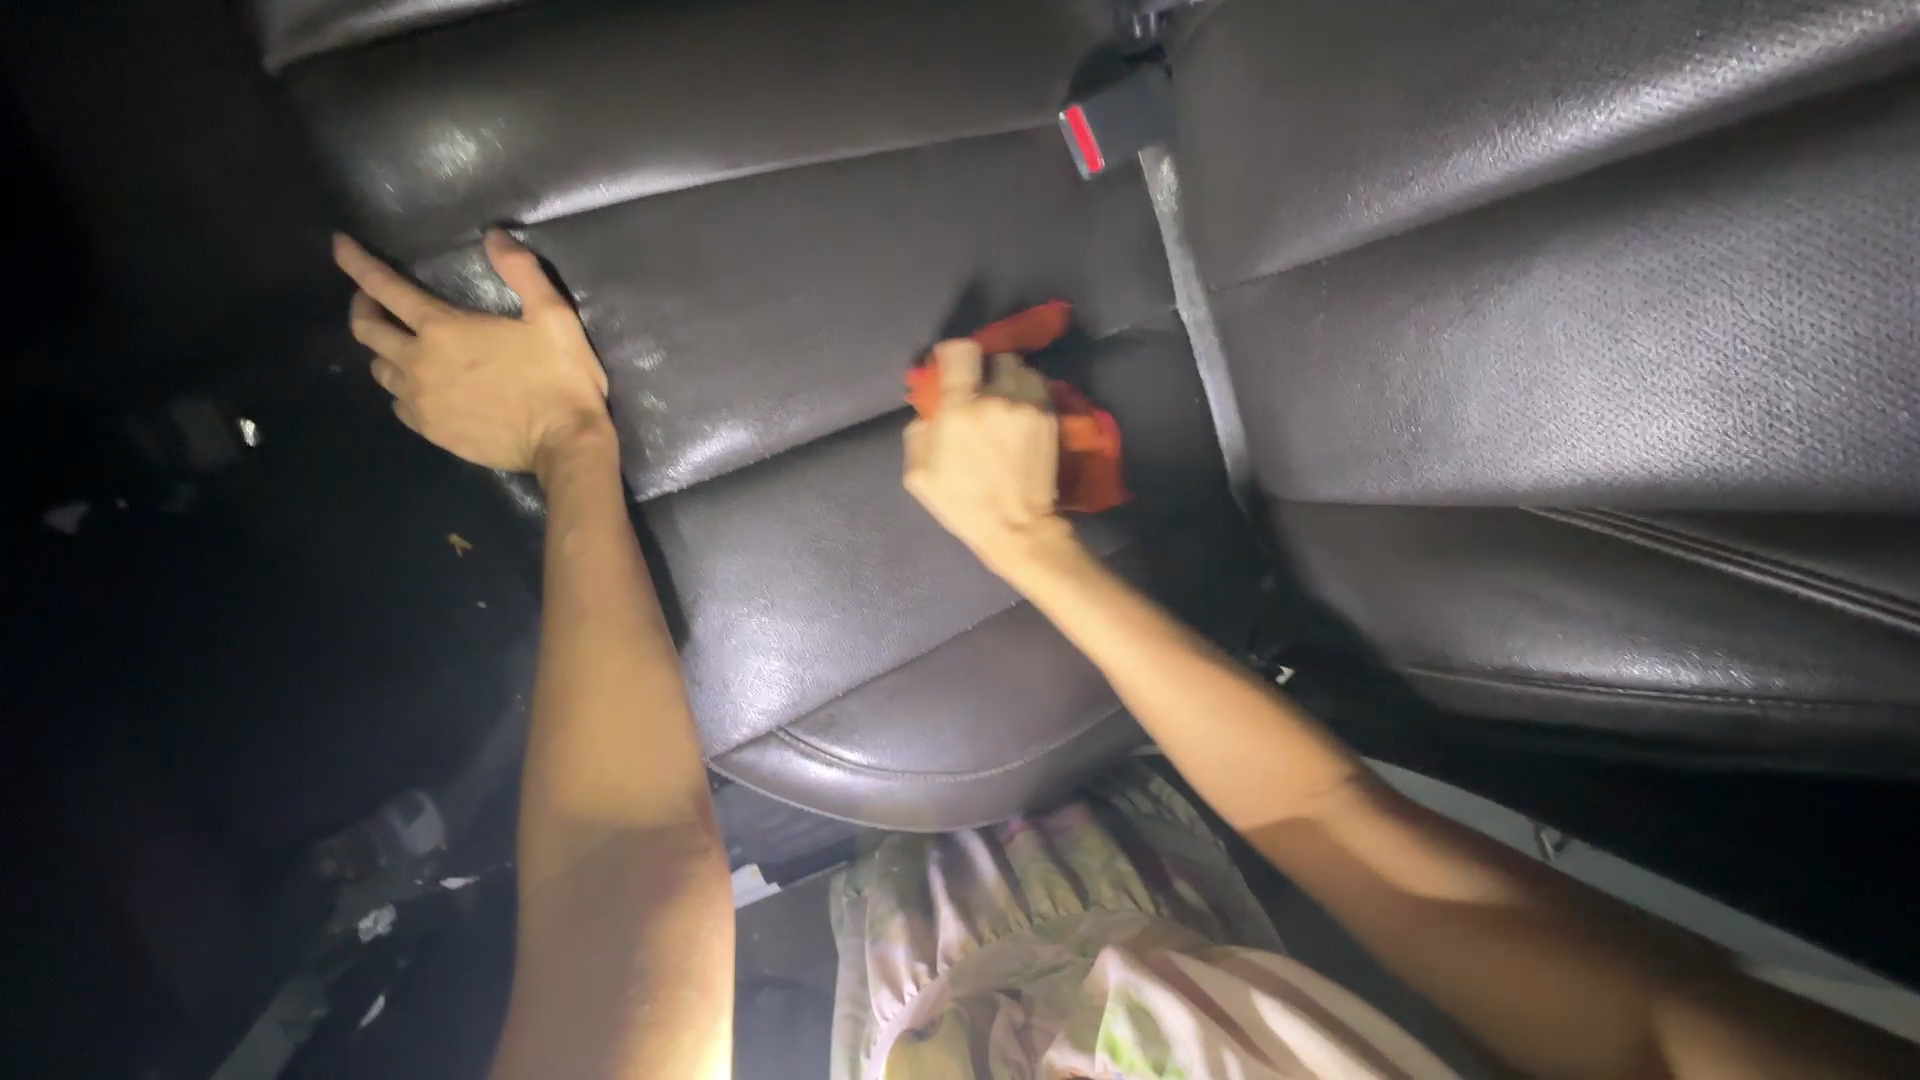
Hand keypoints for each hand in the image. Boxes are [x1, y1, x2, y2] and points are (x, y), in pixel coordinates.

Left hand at [333, 230, 611, 472]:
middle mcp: (418, 361)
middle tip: (374, 303)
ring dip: (384, 353)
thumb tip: (494, 236)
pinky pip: (399, 406)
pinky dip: (402, 392)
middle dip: (363, 309)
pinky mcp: (432, 430)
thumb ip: (523, 273)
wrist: (565, 442)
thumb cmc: (561, 378)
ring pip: (380, 370)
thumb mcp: (555, 317)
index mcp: (443, 328)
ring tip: (400, 350)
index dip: (356, 263)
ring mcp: (422, 400)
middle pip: (366, 330)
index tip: (339, 245)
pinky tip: (420, 392)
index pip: (384, 287)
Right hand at [903, 340, 1071, 574]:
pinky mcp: (1050, 416)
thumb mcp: (919, 475)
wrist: (1017, 526)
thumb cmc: (964, 505)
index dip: (954, 354)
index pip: (960, 351)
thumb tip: (930, 410)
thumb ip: (919, 432)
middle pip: (994, 357)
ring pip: (1020, 369)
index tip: (952, 368)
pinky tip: (1021, 412)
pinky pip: (1038, 386)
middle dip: (986, 371)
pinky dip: (1029, 392)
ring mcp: (1027, 405)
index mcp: (959, 410)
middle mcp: (996, 398)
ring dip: (1010, 379)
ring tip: (1005, 400)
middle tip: (981, 391)